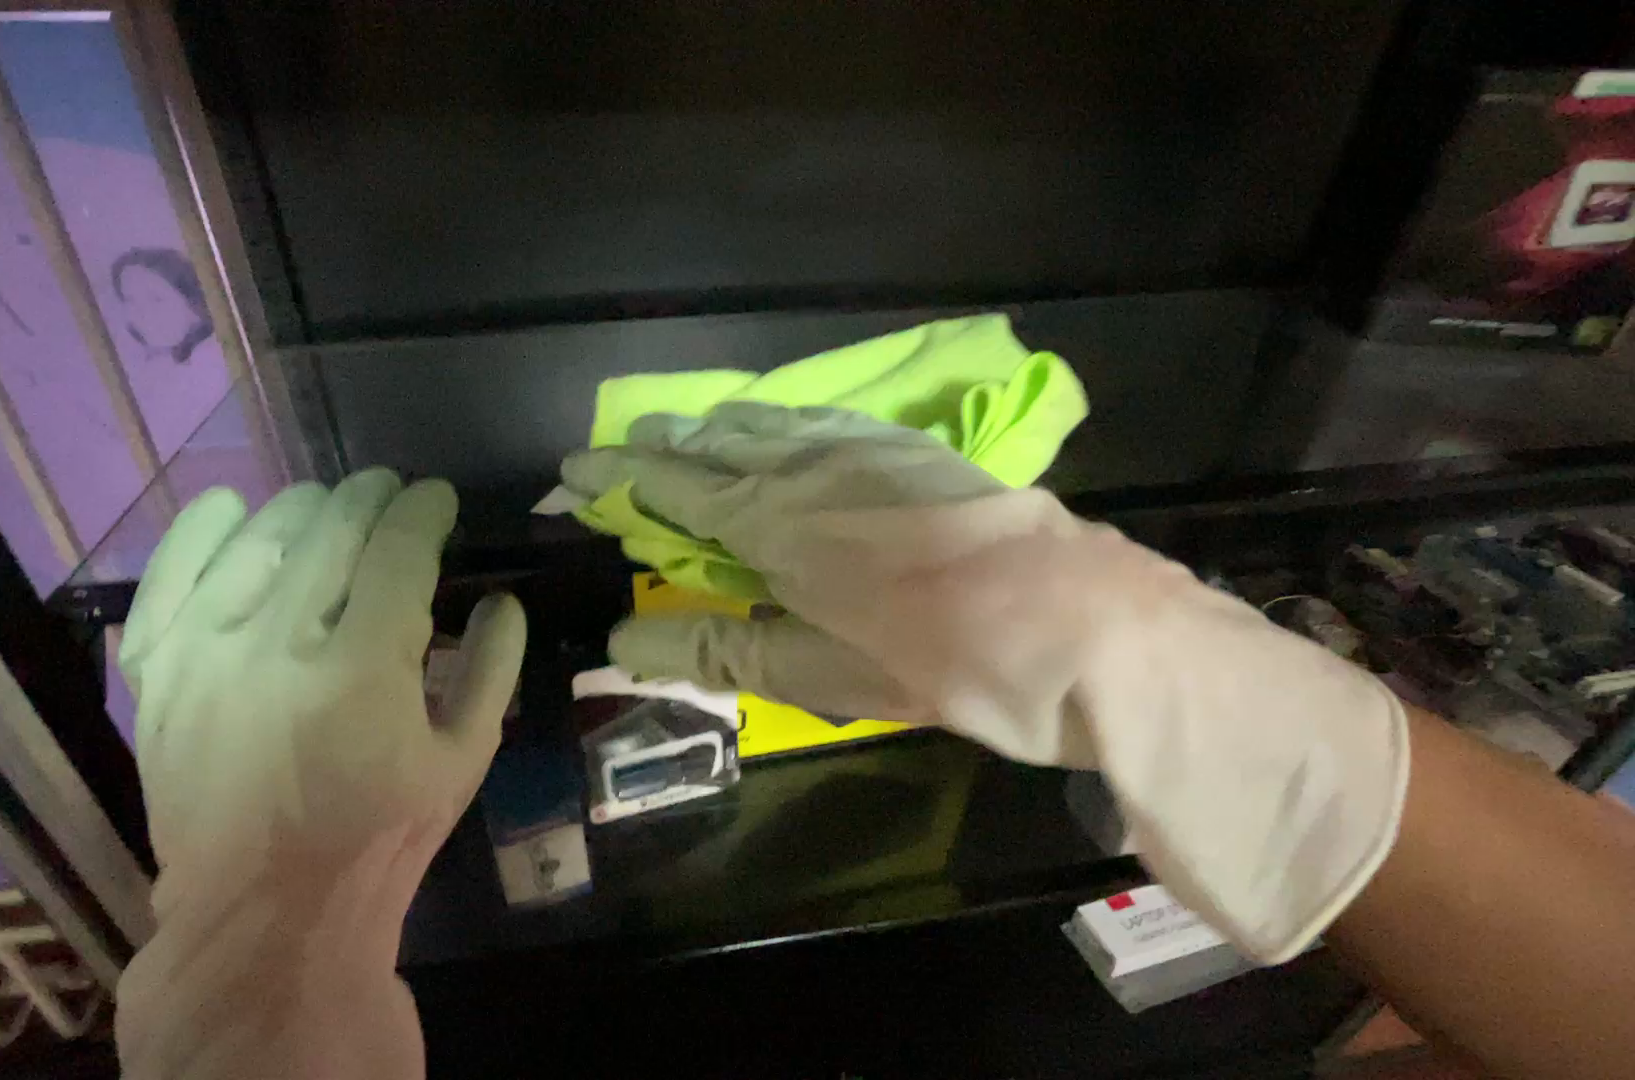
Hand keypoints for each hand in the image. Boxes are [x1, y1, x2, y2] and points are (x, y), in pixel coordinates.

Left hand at [114, 472, 523, 1079]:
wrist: (265, 911)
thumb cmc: (381, 834)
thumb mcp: (465, 758)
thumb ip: (493, 670)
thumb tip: (502, 600)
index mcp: (364, 670)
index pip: (398, 550)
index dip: (424, 511)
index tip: (438, 499)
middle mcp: (278, 646)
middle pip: (330, 530)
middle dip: (372, 498)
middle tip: (394, 495)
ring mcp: (206, 657)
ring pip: (257, 539)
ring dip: (305, 507)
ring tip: (331, 505)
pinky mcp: (158, 676)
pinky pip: (166, 581)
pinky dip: (196, 535)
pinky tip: (227, 506)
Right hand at [563, 404, 1406, 962]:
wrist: (1085, 627)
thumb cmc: (944, 663)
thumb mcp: (820, 675)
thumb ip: (719, 648)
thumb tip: (624, 638)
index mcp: (778, 525)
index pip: (673, 489)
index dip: (617, 481)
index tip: (569, 476)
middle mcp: (810, 469)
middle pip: (711, 446)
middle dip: (650, 449)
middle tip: (605, 455)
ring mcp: (864, 450)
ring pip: (765, 424)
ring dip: (709, 429)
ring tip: (672, 434)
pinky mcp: (908, 449)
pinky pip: (818, 421)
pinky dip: (773, 423)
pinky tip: (768, 427)